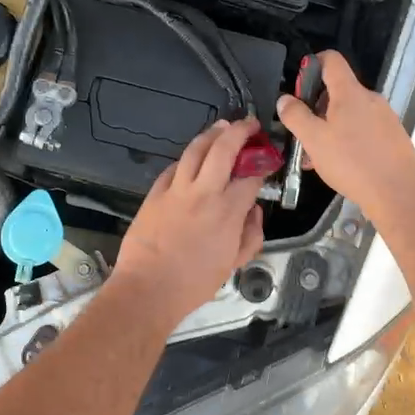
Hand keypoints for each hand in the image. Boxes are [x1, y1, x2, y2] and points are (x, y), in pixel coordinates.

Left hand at [112, 118, 266, 329]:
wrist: (148, 289)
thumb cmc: (194, 283)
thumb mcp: (234, 265)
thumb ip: (251, 234)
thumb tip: (255, 210)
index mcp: (227, 211)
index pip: (251, 176)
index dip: (262, 164)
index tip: (267, 161)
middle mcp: (203, 192)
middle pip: (223, 148)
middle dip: (240, 131)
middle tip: (250, 124)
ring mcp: (176, 190)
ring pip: (195, 149)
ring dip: (212, 134)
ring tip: (222, 127)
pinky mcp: (154, 193)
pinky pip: (172, 168)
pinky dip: (186, 159)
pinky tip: (192, 158)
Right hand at [276, 51, 414, 220]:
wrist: (397, 194)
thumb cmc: (351, 163)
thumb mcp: (314, 140)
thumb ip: (296, 116)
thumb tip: (285, 99)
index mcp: (350, 92)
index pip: (332, 59)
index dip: (312, 64)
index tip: (300, 88)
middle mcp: (371, 98)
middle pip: (339, 90)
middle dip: (318, 107)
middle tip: (305, 134)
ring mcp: (386, 117)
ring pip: (351, 113)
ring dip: (332, 127)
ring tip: (319, 156)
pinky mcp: (394, 136)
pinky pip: (365, 129)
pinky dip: (350, 139)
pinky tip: (342, 165)